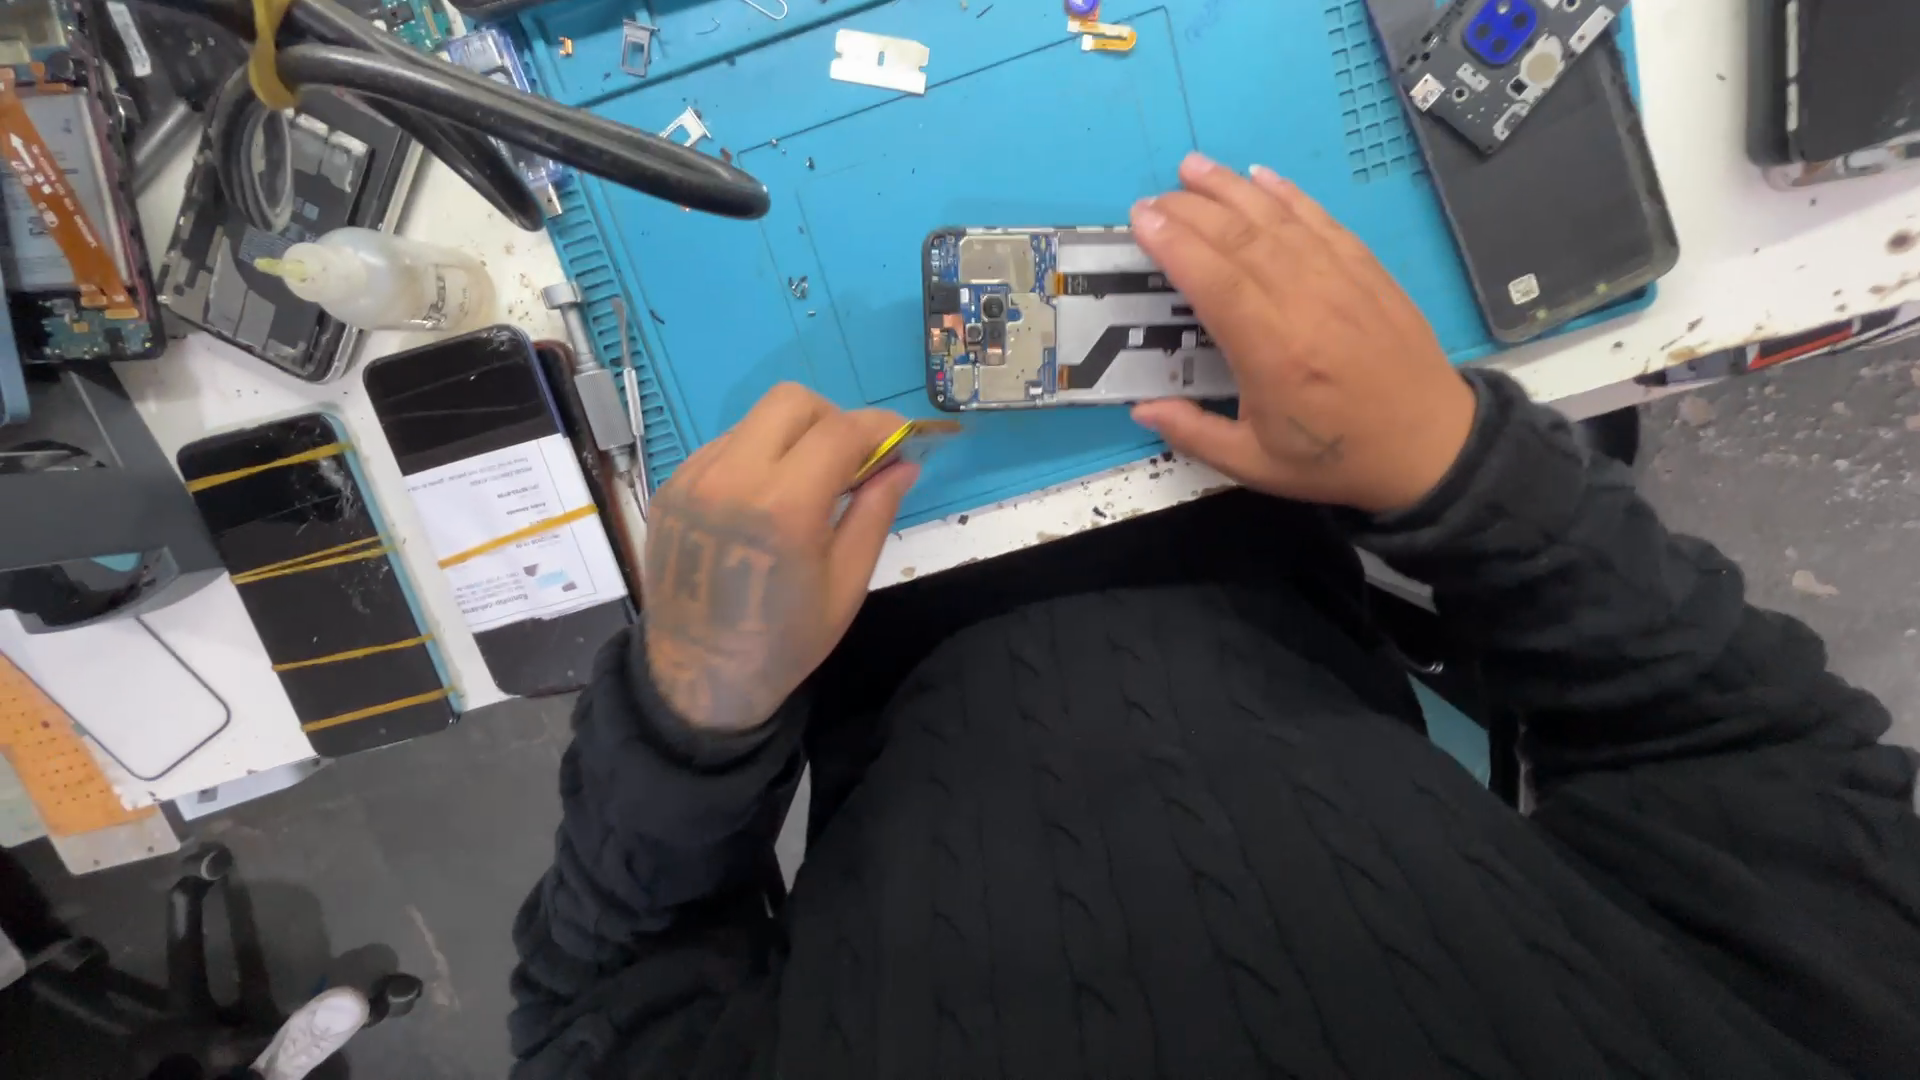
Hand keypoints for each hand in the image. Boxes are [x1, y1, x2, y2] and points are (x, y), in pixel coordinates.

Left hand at [643, 385, 916, 732]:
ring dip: (794, 436)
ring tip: (808, 483)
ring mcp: (693, 479)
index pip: (840, 431)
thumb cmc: (786, 639)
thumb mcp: (847, 583)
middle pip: (792, 401)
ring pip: (755, 419)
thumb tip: (904, 463)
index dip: (880, 426)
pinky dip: (758, 455)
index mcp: (783, 507)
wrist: (698, 677)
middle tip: (851, 460)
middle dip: (833, 418)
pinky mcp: (672, 487)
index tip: (901, 438)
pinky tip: (766, 499)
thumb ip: (875, 512)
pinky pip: (725, 445)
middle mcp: (732, 477)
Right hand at [1129, 153, 1477, 514]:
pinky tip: (1261, 176)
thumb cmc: (1334, 459)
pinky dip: (1289, 194)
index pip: (1215, 280)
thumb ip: (1192, 434)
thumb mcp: (1253, 465)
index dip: (1174, 244)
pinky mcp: (1367, 271)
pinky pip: (1322, 221)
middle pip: (1240, 239)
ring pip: (1279, 220)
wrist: (1430, 447)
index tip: (1141, 220)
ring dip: (1231, 188)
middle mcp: (1306, 302)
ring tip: (1193, 167)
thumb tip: (1141, 409)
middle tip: (1152, 199)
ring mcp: (1342, 280)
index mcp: (1273, 353)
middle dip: (1190, 210)